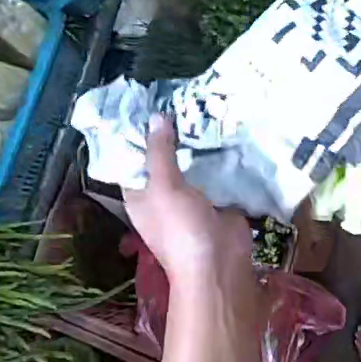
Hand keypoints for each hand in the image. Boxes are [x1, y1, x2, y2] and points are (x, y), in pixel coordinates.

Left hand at [123, 115, 252, 284]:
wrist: (220, 262)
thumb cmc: (180, 229)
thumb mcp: (163, 187)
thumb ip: (159, 152)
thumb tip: (156, 116)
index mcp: (140, 194)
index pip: (133, 158)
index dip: (138, 133)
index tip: (148, 102)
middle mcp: (163, 193)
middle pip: (165, 157)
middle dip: (173, 133)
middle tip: (183, 98)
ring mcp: (192, 196)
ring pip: (192, 163)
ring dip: (199, 143)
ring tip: (206, 107)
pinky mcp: (218, 198)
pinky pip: (217, 172)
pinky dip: (221, 157)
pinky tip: (227, 130)